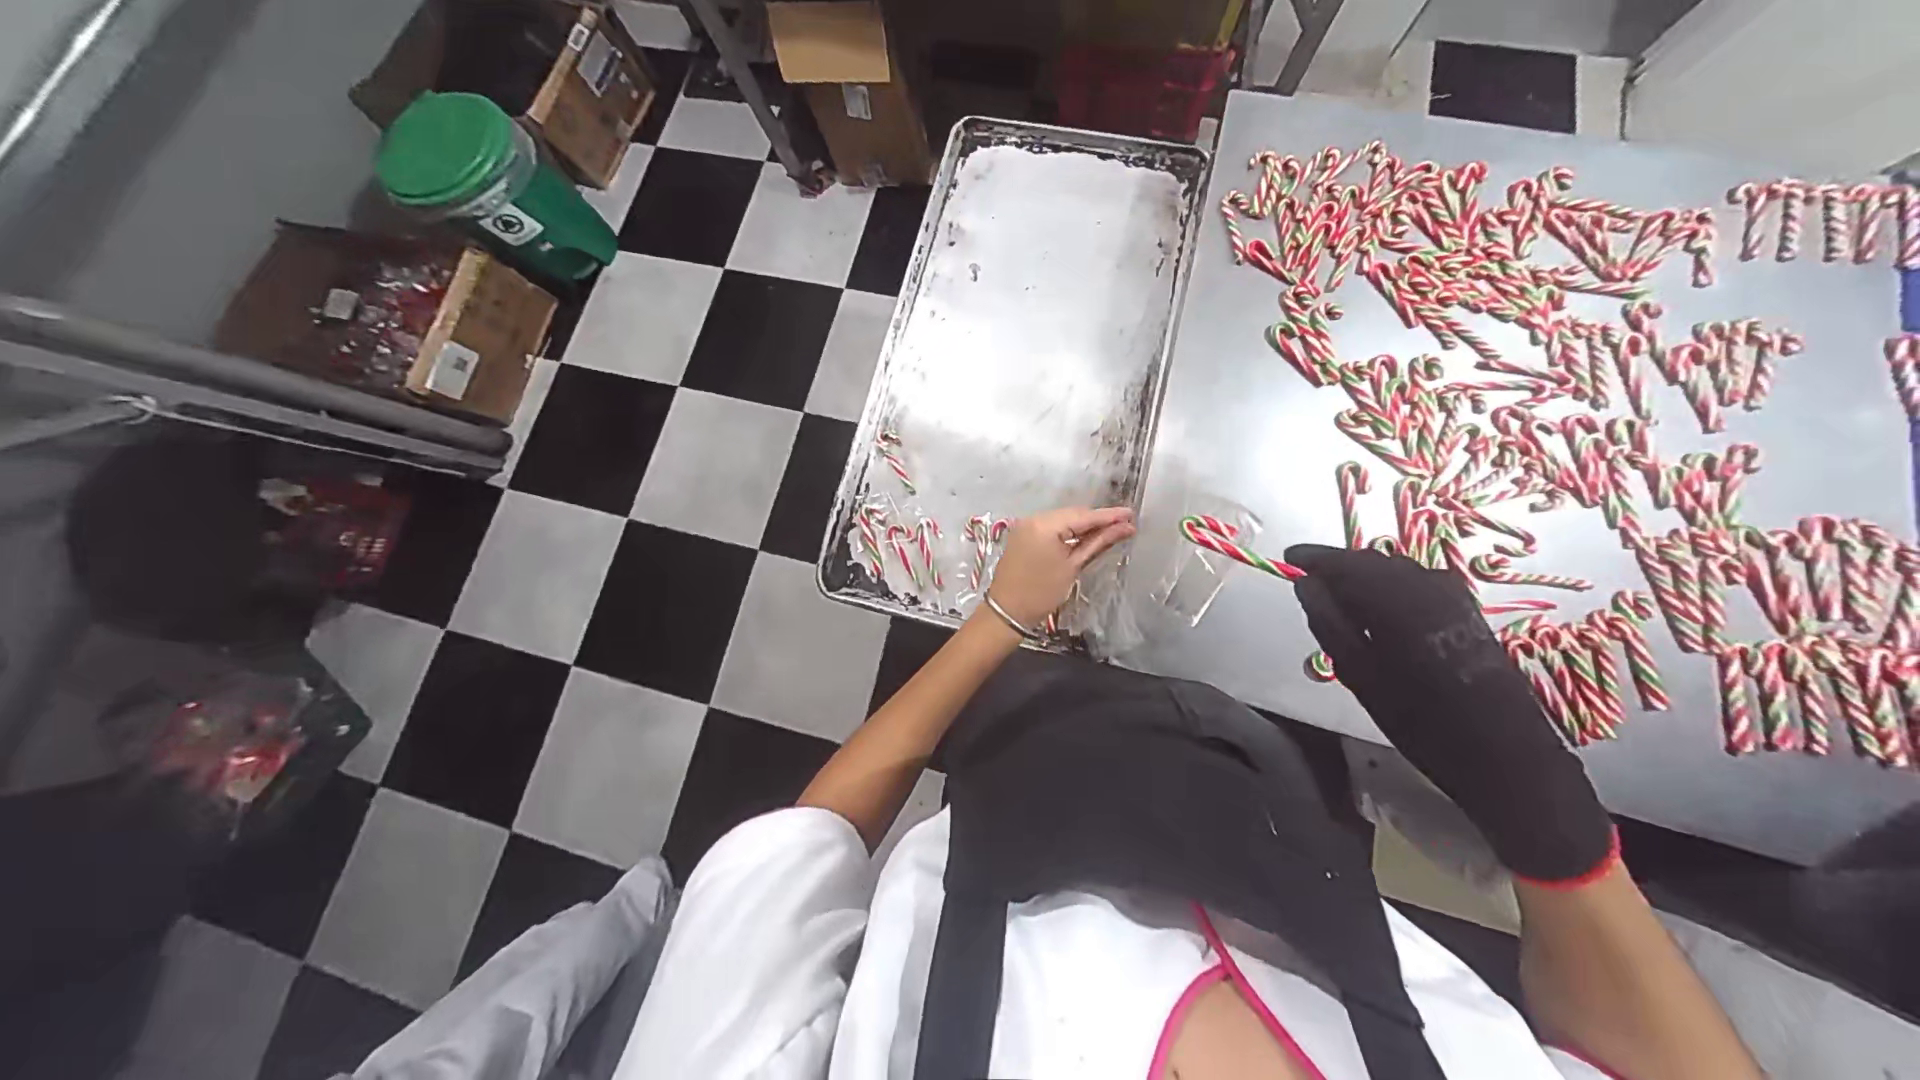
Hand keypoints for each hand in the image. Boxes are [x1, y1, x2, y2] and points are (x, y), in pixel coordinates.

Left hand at [986, 506, 1135, 627]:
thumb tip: (1126, 528)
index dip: (1109, 516)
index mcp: (1045, 525)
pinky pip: (1051, 527)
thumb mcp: (1073, 566)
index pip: (1083, 516)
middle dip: (1097, 520)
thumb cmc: (1042, 592)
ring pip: (1063, 519)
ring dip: (1084, 525)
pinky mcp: (1023, 534)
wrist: (1007, 611)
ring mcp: (1026, 525)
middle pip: (1073, 514)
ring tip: (1110, 530)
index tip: (1131, 514)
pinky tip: (1085, 536)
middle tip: (1124, 524)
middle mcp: (1034, 518)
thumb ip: (1099, 542)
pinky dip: (1068, 531)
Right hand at [1284, 544, 1615, 884]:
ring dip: (1364, 574)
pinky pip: (1419, 583)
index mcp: (1397, 603)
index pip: (1346, 564)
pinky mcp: (1469, 613)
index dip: (1315, 558)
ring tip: (1337, 594)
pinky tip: (1379, 605)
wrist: (1506, 758)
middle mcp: (1428, 589)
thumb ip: (1329, 624)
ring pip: (1397, 570)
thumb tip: (1306, 585)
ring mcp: (1454, 599)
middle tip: (1309, 580)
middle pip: (1373, 561)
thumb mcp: (1361, 676)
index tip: (1289, 559)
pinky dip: (1391, 584)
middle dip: (1338, 565)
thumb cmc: (1421, 723)